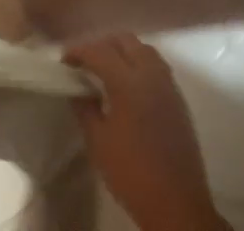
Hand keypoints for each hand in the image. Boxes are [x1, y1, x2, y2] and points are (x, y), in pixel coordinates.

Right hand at [65, 35, 226, 230]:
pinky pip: (158, 67)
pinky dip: (140, 64)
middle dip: (102, 45)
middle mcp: (151, 76)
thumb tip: (77, 89)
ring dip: (123, 52)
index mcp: (128, 83)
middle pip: (125, 40)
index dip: (78, 51)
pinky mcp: (179, 99)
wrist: (175, 202)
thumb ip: (85, 108)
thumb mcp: (98, 141)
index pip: (99, 51)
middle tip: (85, 63)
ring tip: (107, 71)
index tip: (64, 63)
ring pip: (145, 50)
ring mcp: (169, 86)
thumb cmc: (131, 172)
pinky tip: (128, 86)